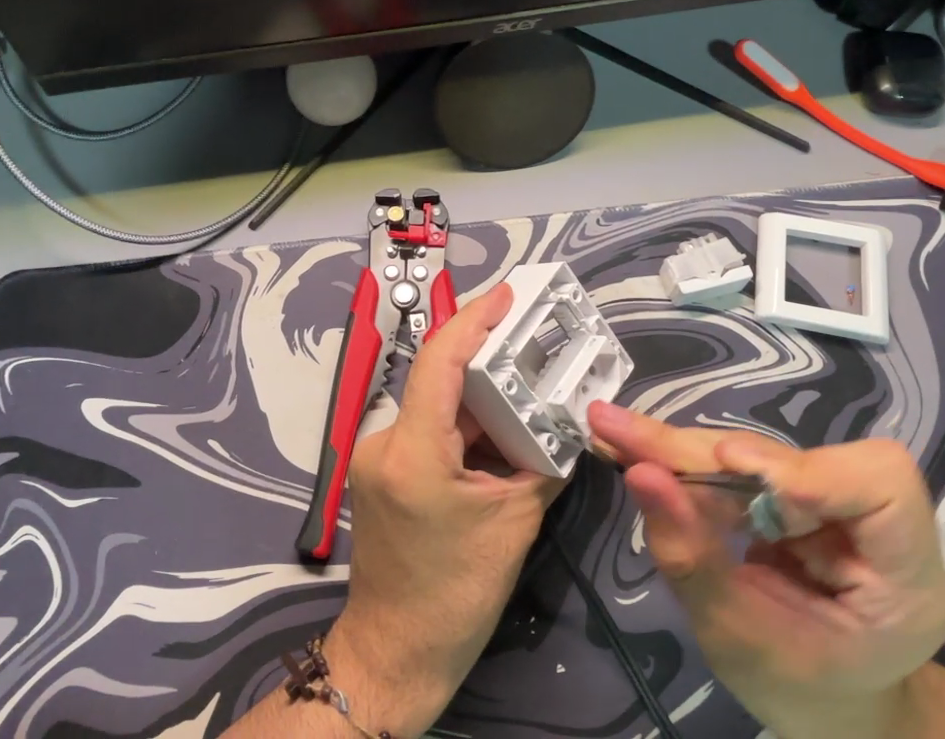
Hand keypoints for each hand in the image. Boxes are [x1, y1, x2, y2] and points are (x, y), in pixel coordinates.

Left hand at [325, 283, 567, 734]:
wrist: (399, 650)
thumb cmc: (457, 592)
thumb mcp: (514, 522)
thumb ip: (541, 463)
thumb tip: (563, 426)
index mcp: (413, 450)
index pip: (440, 361)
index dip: (476, 320)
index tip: (511, 293)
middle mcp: (385, 442)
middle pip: (440, 379)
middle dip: (490, 356)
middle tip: (536, 334)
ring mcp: (380, 458)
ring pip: (437, 407)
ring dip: (483, 396)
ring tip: (532, 382)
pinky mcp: (385, 475)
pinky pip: (431, 434)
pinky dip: (468, 428)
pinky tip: (507, 428)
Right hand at [587, 403, 944, 738]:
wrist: (826, 704)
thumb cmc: (795, 690)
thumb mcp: (737, 640)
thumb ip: (692, 559)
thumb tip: (641, 475)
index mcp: (902, 579)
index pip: (882, 485)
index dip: (807, 469)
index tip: (729, 470)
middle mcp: (875, 524)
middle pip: (796, 458)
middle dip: (702, 454)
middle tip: (618, 430)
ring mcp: (834, 505)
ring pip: (756, 454)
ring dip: (681, 451)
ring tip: (612, 435)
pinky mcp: (796, 495)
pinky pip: (738, 467)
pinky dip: (683, 462)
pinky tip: (634, 450)